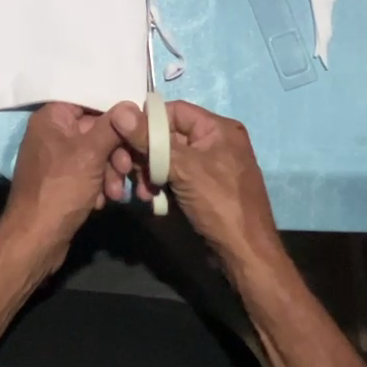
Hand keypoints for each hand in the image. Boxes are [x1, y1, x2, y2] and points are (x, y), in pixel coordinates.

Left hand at [1, 103, 122, 269]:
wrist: (37, 239)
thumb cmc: (61, 189)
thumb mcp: (90, 154)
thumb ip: (111, 127)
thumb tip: (129, 103)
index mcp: (52, 118)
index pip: (88, 102)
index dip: (113, 113)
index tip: (136, 124)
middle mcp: (52, 133)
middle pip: (95, 130)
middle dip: (115, 151)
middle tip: (127, 169)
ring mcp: (56, 159)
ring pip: (95, 155)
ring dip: (111, 172)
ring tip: (115, 193)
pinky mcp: (62, 181)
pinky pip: (88, 173)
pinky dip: (99, 185)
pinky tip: (103, 201)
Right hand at [105, 100, 281, 267]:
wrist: (245, 256)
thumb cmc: (220, 205)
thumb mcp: (183, 168)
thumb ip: (150, 139)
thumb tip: (121, 111)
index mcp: (218, 128)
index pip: (174, 110)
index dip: (147, 121)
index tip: (123, 135)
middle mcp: (214, 142)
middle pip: (168, 135)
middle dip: (146, 153)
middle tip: (128, 169)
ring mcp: (209, 166)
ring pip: (167, 158)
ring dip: (149, 172)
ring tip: (142, 191)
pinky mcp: (202, 188)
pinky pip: (174, 176)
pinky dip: (160, 185)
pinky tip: (150, 199)